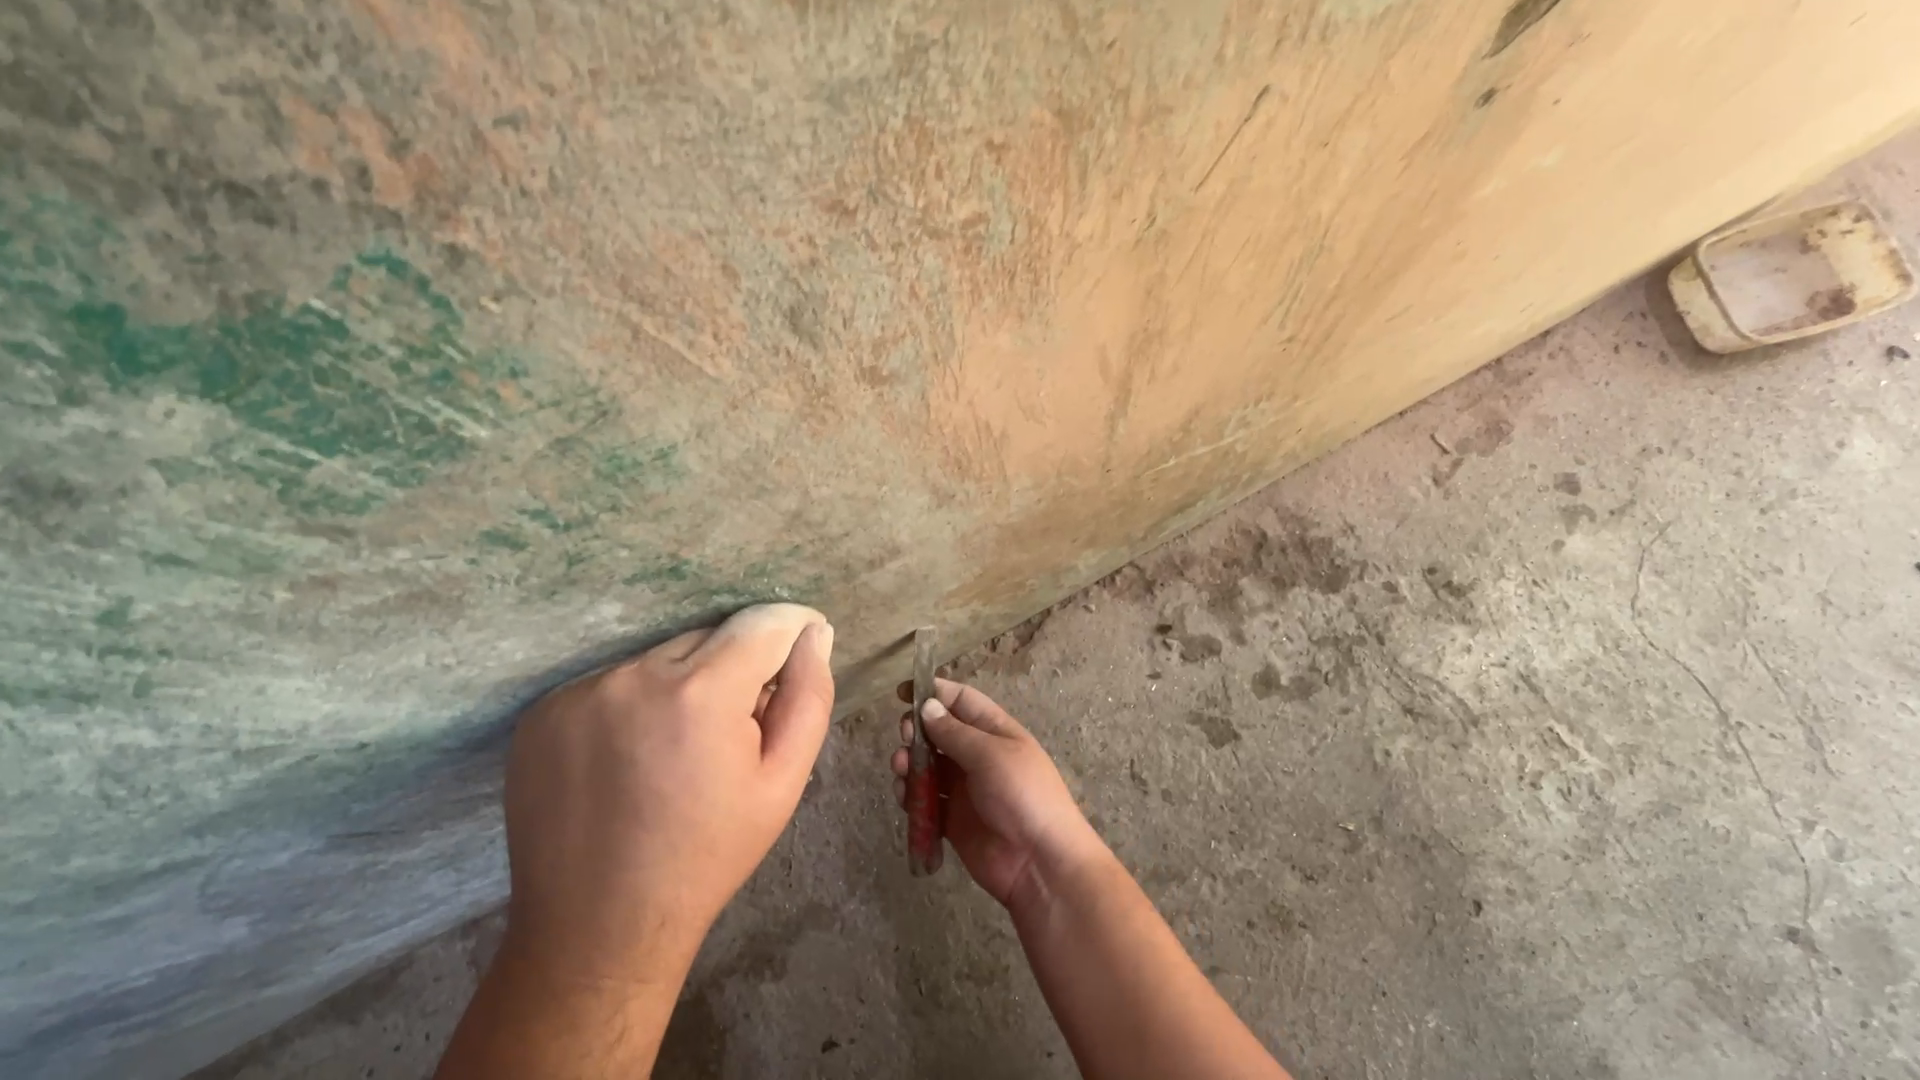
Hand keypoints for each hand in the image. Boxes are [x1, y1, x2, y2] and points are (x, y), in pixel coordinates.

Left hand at [503, 603, 834, 986]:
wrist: (598, 924)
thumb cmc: (708, 856)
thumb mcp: (782, 783)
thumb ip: (808, 697)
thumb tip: (816, 633)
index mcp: (701, 694)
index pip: (763, 624)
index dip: (794, 628)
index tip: (809, 638)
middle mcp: (634, 676)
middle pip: (710, 639)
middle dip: (737, 666)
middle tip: (739, 726)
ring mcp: (580, 692)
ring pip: (659, 660)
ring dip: (684, 684)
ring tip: (679, 748)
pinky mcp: (543, 712)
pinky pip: (612, 683)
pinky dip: (634, 704)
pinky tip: (633, 757)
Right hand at [890, 678, 1104, 909]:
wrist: (1039, 862)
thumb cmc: (1023, 795)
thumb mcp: (991, 755)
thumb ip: (955, 732)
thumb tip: (927, 706)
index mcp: (995, 732)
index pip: (960, 701)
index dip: (933, 693)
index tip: (903, 692)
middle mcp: (978, 756)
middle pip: (938, 733)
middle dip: (916, 731)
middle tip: (905, 737)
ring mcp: (964, 789)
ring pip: (927, 767)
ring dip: (910, 763)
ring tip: (902, 768)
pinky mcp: (951, 820)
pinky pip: (925, 801)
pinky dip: (911, 795)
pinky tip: (905, 796)